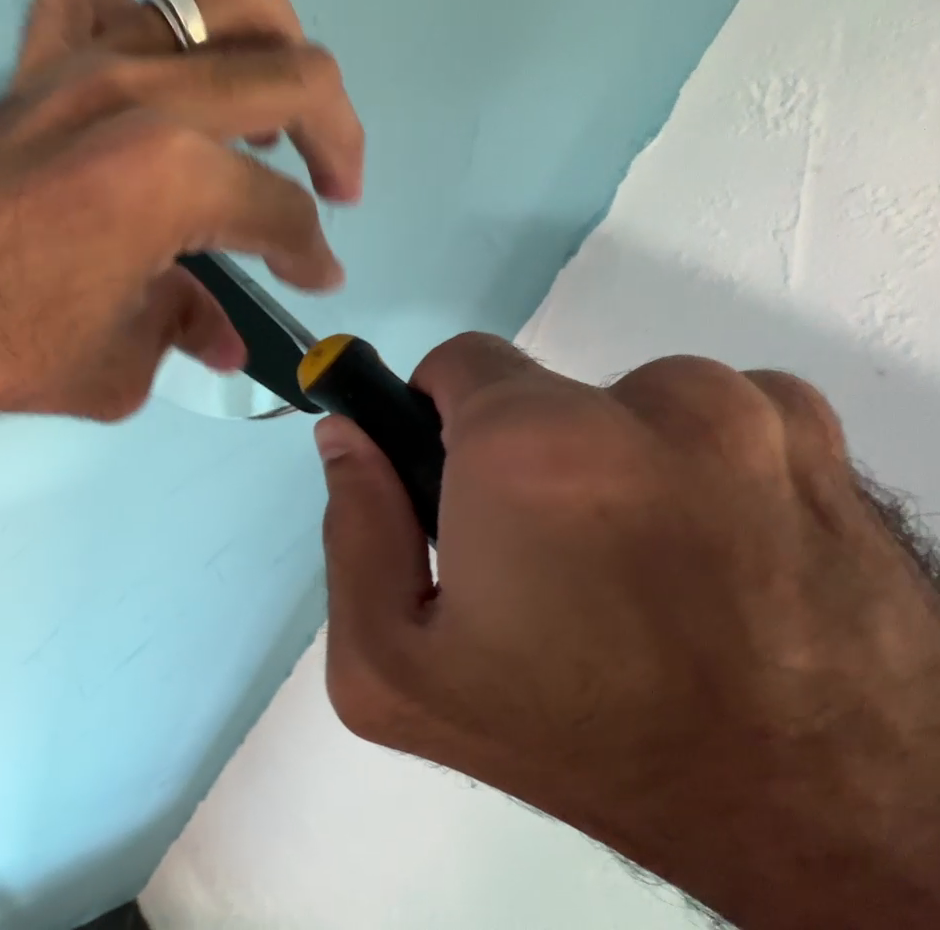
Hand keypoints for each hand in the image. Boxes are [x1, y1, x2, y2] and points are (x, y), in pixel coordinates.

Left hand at [0, 0, 364, 421]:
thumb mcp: (110, 368)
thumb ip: (183, 332)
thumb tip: (224, 333)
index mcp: (169, 177)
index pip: (278, 210)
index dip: (310, 252)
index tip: (316, 277)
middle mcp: (142, 95)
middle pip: (292, 75)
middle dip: (336, 137)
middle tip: (335, 188)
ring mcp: (84, 65)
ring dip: (269, 47)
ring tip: (265, 114)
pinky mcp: (35, 68)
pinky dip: (134, 14)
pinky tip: (145, 72)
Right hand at [319, 333, 939, 926]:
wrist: (810, 827)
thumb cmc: (567, 740)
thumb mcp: (387, 664)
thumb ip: (351, 530)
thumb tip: (346, 436)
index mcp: (532, 448)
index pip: (457, 362)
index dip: (437, 424)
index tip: (456, 493)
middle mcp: (657, 409)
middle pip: (543, 395)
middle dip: (521, 458)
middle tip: (539, 562)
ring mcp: (766, 428)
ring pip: (639, 408)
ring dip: (618, 462)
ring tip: (634, 569)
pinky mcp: (844, 462)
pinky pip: (738, 425)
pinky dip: (708, 472)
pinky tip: (709, 561)